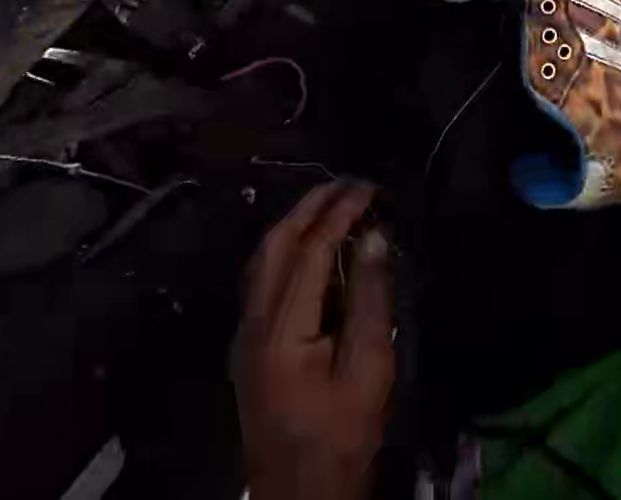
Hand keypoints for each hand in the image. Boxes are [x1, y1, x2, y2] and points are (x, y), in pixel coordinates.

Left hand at [234, 183, 393, 499]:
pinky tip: (314, 242)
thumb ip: (369, 298)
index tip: (370, 188)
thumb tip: (374, 235)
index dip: (340, 213)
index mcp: (281, 331)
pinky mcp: (251, 343)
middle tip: (350, 184)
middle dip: (312, 206)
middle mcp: (253, 324)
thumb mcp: (368, 370)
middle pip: (275, 244)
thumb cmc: (341, 438)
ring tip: (335, 201)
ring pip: (263, 257)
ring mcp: (246, 333)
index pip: (309, 250)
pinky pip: (265, 276)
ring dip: (297, 221)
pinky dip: (290, 246)